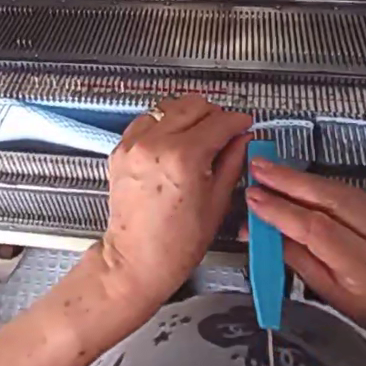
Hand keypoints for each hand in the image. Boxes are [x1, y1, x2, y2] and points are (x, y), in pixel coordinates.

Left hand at [101, 95, 253, 307]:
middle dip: (214, 114)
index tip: (244, 124)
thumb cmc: (175, 243)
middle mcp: (156, 144)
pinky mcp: (121, 150)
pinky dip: (163, 124)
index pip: (219, 120)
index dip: (237, 121)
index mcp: (184, 157)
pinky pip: (146, 120)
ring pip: (169, 106)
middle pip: (194, 104)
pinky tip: (173, 142)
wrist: (136, 260)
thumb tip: (243, 139)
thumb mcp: (217, 201)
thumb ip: (232, 161)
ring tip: (198, 136)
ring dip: (187, 115)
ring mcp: (135, 144)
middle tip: (224, 130)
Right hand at [245, 162, 365, 328]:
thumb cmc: (363, 303)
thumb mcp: (324, 288)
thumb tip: (255, 227)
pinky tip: (294, 180)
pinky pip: (345, 189)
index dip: (282, 210)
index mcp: (365, 266)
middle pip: (329, 198)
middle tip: (257, 167)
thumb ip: (292, 253)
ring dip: (299, 179)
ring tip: (268, 170)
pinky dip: (317, 185)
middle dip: (288, 181)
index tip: (253, 197)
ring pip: (336, 188)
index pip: (318, 230)